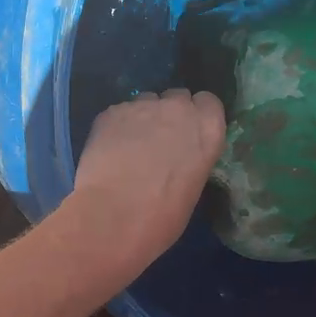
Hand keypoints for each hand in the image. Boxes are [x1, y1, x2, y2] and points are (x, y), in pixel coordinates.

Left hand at [71, 89, 226, 265]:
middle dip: (168, 115)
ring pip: (145, 102)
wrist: (114, 218)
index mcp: (208, 129)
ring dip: (141, 119)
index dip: (195, 117)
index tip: (186, 135)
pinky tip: (107, 152)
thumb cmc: (161, 218)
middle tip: (156, 143)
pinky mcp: (111, 112)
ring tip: (128, 148)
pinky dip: (114, 128)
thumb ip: (189, 161)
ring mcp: (142, 106)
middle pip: (176, 98)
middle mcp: (178, 108)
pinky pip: (117, 114)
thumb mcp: (191, 190)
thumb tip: (175, 161)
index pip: (207, 103)